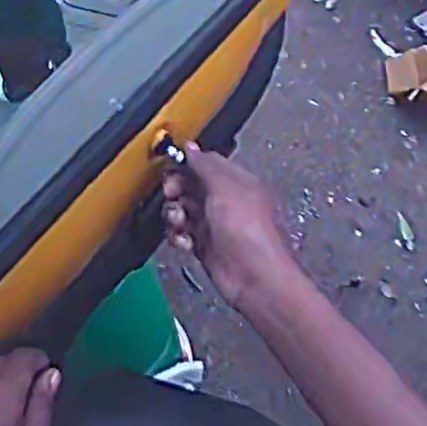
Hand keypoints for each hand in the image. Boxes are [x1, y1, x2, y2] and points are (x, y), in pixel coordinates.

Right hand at [161, 142, 299, 304]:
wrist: (256, 280)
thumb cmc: (245, 228)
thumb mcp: (225, 188)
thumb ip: (204, 164)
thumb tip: (189, 145)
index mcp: (234, 182)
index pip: (204, 163)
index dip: (186, 163)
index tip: (171, 167)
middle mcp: (223, 200)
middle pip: (188, 184)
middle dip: (175, 188)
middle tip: (171, 194)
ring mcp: (212, 223)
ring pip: (181, 208)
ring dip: (174, 213)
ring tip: (180, 223)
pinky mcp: (203, 245)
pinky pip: (181, 232)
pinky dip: (177, 234)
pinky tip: (184, 240)